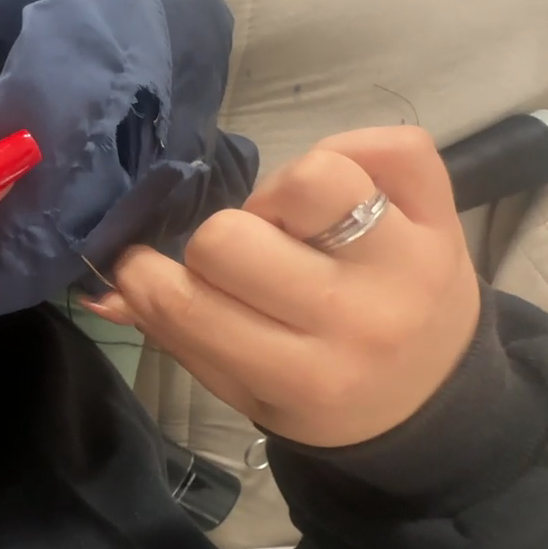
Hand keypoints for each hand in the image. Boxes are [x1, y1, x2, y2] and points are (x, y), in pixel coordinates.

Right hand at [86, 127, 479, 448]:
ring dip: (274, 198)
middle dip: (212, 248)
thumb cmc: (317, 397)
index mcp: (300, 376)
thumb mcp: (240, 387)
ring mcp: (411, 261)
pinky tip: (333, 196)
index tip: (142, 267)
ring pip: (308, 178)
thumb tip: (101, 290)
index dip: (141, 274)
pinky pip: (392, 145)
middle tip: (236, 267)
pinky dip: (351, 151)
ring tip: (284, 228)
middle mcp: (358, 319)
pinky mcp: (446, 219)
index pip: (185, 303)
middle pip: (228, 238)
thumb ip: (172, 333)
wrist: (431, 403)